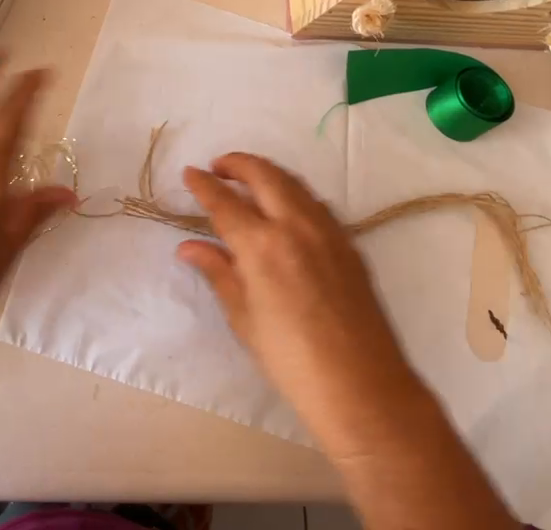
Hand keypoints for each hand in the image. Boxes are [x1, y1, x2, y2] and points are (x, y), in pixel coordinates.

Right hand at [178, 154, 429, 455]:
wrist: (361, 386)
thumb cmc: (291, 360)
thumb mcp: (244, 318)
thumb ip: (219, 272)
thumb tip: (189, 247)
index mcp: (262, 245)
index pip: (225, 202)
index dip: (204, 185)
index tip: (190, 173)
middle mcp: (296, 225)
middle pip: (264, 175)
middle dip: (237, 164)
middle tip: (218, 166)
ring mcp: (328, 231)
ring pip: (294, 183)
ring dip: (268, 173)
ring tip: (249, 181)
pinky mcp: (349, 243)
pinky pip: (316, 202)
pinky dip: (294, 192)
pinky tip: (287, 208)